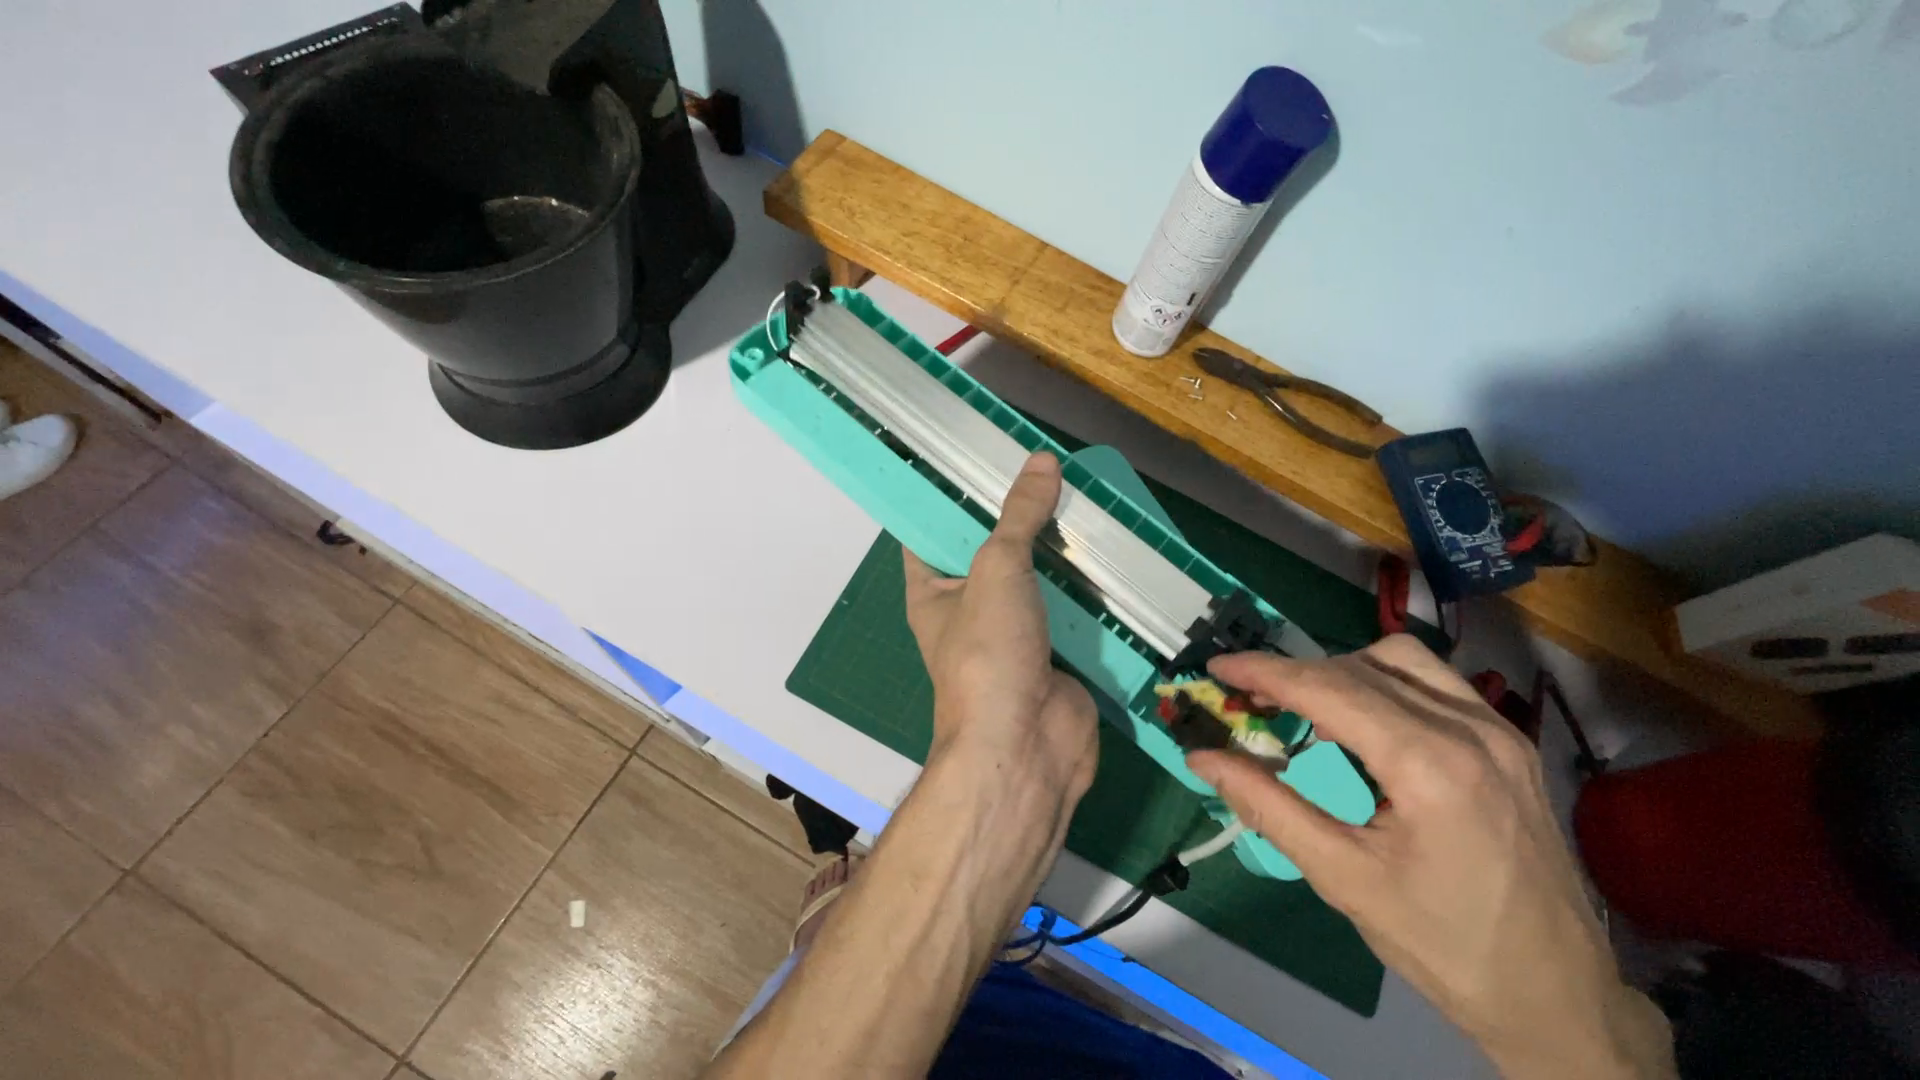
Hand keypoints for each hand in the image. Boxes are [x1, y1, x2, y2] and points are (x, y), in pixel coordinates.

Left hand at [902, 451, 1097, 803]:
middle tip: (1052, 468)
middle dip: (1022, 517)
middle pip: (995, 550)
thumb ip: (1018, 516)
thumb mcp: (996, 570)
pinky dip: (1092, 588)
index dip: (951, 494)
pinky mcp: (1058, 653)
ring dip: (1063, 551)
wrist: (1026, 746)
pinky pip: (1074, 611)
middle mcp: (970, 609)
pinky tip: (1116, 551)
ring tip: (1090, 498)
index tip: (980, 455)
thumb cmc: (988, 653)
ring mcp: (1016, 633)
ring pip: (1040, 580)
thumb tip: (1041, 461)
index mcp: (933, 590)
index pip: (932, 531)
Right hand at [1187, 636, 1673, 1079]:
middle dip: (1297, 676)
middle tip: (1251, 703)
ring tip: (1310, 716)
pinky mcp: (1512, 745)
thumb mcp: (1343, 878)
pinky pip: (1437, 685)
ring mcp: (1501, 732)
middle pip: (1362, 667)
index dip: (1264, 672)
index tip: (1217, 667)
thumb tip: (1202, 758)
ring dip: (1344, 674)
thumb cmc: (1443, 944)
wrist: (1557, 997)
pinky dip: (1387, 688)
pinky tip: (1367, 730)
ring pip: (1404, 662)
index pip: (1329, 690)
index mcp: (1431, 763)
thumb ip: (1268, 806)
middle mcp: (1472, 729)